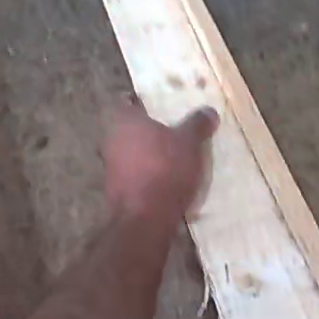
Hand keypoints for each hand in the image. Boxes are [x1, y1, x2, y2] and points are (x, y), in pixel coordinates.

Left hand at [102, 101, 217, 224]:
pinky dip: (147, 174)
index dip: (141, 101)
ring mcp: (110, 166)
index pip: (125, 100)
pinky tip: (166, 180)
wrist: (145, 217)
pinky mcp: (117, 190)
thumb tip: (208, 110)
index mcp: (123, 120)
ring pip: (130, 152)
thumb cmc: (165, 168)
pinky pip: (134, 173)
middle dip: (147, 129)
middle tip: (172, 129)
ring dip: (147, 153)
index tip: (158, 105)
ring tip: (173, 156)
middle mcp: (111, 139)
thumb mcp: (189, 143)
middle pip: (128, 127)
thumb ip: (197, 124)